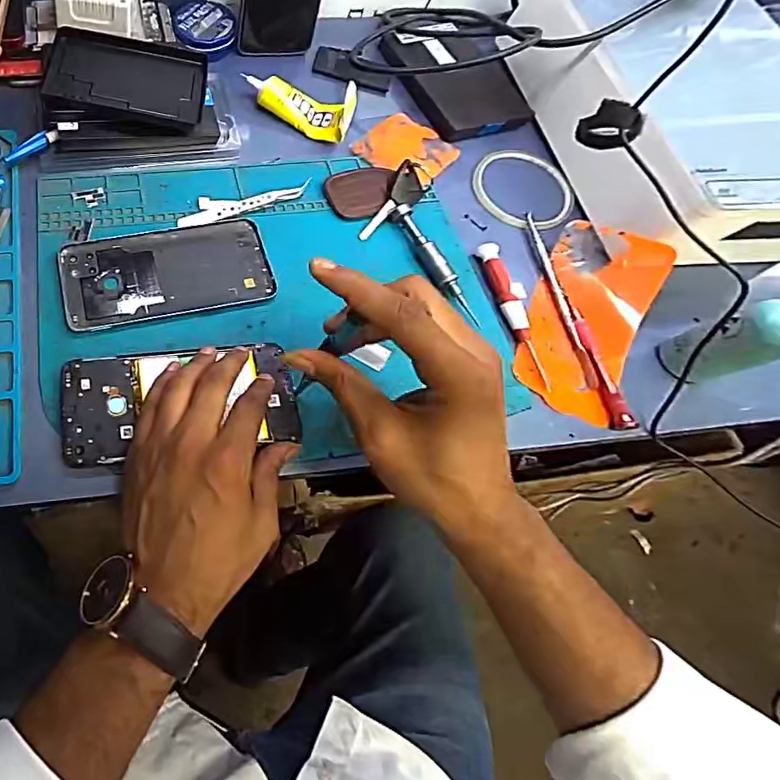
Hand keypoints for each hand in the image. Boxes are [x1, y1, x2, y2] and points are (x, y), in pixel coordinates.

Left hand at [122, 348, 297, 633]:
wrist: (162, 589)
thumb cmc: (218, 561)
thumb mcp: (260, 526)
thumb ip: (269, 477)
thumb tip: (283, 446)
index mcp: (227, 461)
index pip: (247, 408)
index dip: (259, 389)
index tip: (265, 379)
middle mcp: (191, 443)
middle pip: (209, 388)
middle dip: (227, 365)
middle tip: (238, 354)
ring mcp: (159, 445)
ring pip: (175, 389)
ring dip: (193, 367)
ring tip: (207, 353)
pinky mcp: (138, 453)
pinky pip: (149, 407)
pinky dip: (161, 385)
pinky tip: (170, 374)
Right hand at [284, 259, 514, 528]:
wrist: (480, 510)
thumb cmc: (433, 480)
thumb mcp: (379, 433)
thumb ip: (341, 383)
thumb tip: (298, 354)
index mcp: (457, 370)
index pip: (402, 312)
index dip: (355, 288)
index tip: (318, 269)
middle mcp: (473, 349)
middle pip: (414, 294)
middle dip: (365, 299)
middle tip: (331, 329)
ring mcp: (474, 350)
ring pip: (419, 302)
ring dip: (376, 310)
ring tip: (342, 339)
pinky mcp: (468, 356)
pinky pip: (425, 320)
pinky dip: (391, 321)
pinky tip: (368, 341)